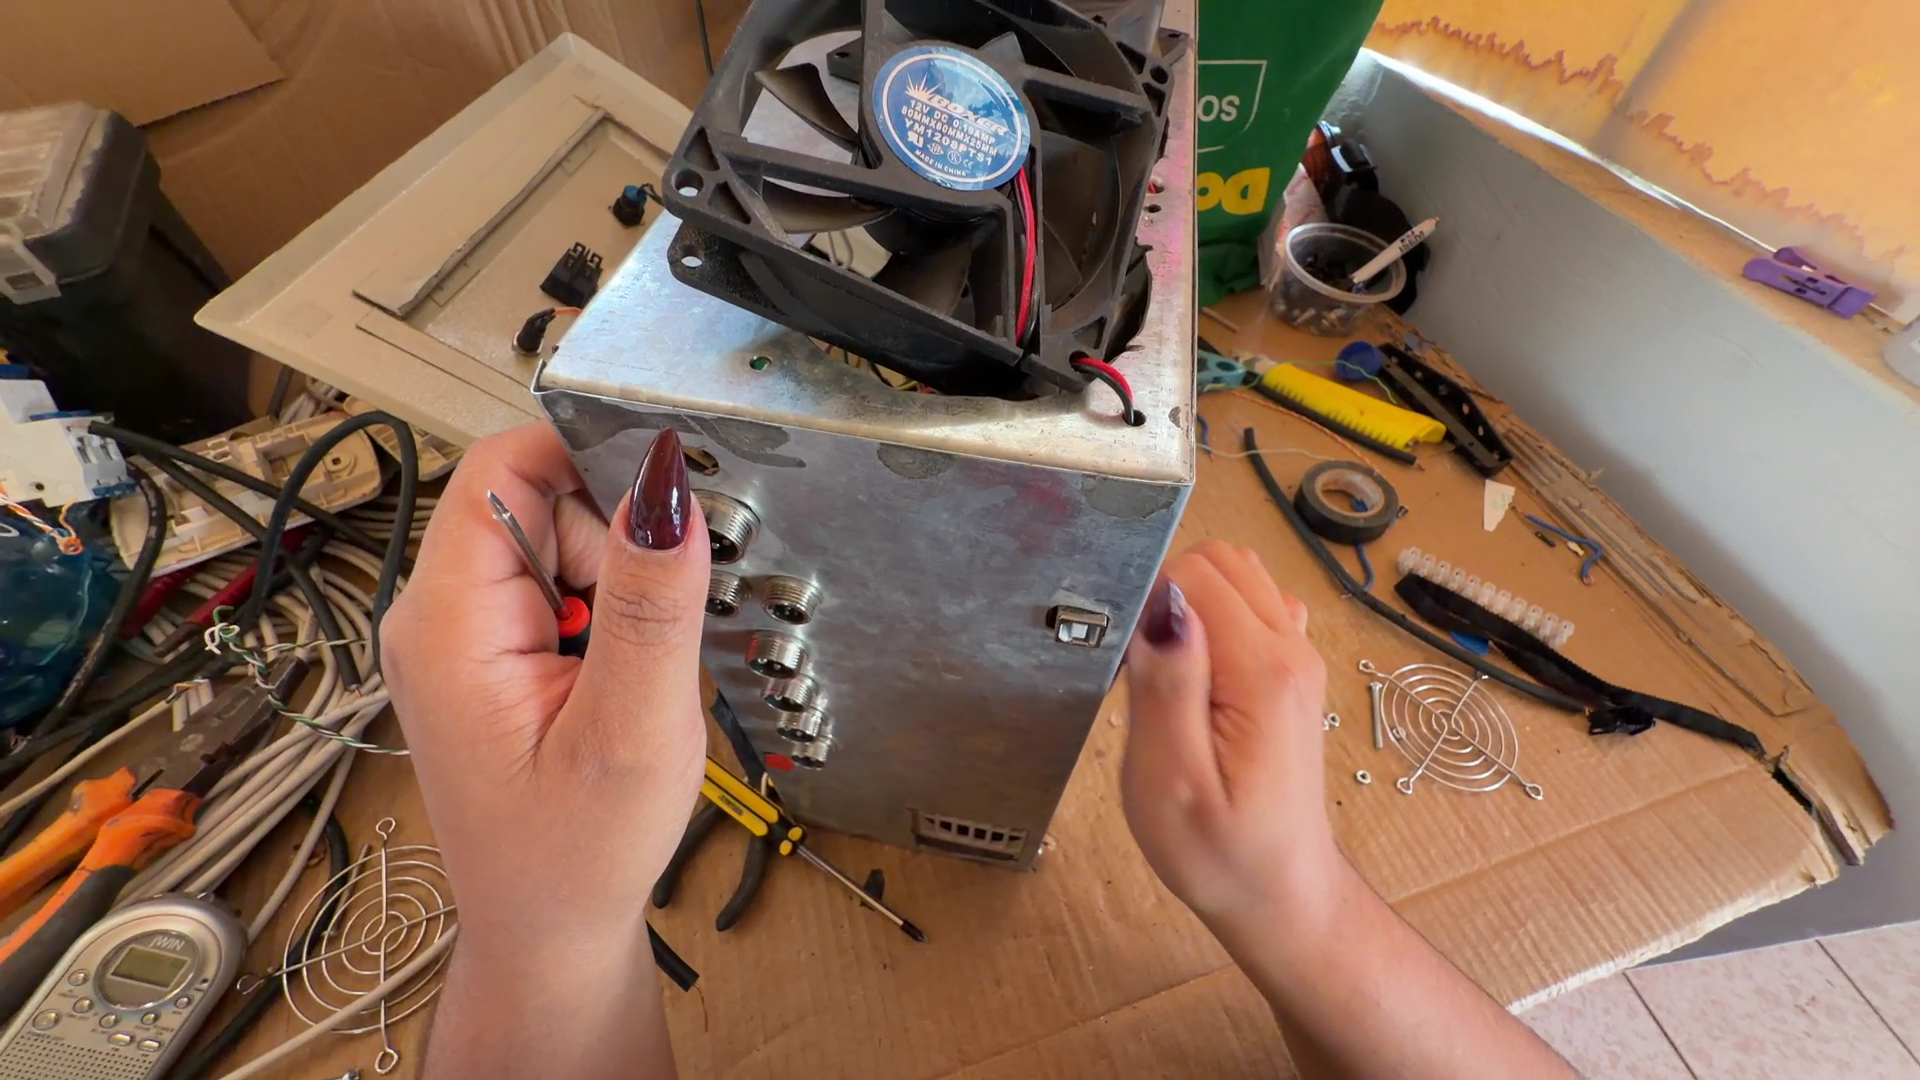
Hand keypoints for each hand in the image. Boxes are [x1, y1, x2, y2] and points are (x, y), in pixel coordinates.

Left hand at [381, 423, 708, 955]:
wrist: (553, 922)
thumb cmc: (578, 848)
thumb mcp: (632, 726)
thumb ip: (650, 604)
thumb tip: (668, 493)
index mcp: (452, 621)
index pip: (507, 467)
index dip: (593, 456)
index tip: (672, 487)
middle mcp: (446, 614)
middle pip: (542, 497)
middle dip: (622, 534)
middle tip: (661, 616)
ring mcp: (474, 631)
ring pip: (564, 538)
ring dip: (625, 574)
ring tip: (645, 656)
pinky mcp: (505, 648)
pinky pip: (569, 581)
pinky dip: (617, 600)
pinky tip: (632, 661)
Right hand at [1120, 540, 1336, 926]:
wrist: (1282, 895)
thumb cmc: (1218, 851)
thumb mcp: (1172, 781)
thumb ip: (1167, 685)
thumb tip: (1163, 604)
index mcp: (1262, 670)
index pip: (1195, 574)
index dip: (1148, 601)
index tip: (1128, 658)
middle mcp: (1290, 648)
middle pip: (1220, 561)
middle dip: (1167, 592)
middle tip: (1142, 661)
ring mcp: (1297, 655)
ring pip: (1238, 574)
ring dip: (1190, 598)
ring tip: (1164, 664)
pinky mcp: (1289, 669)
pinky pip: (1252, 603)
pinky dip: (1214, 611)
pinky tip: (1195, 665)